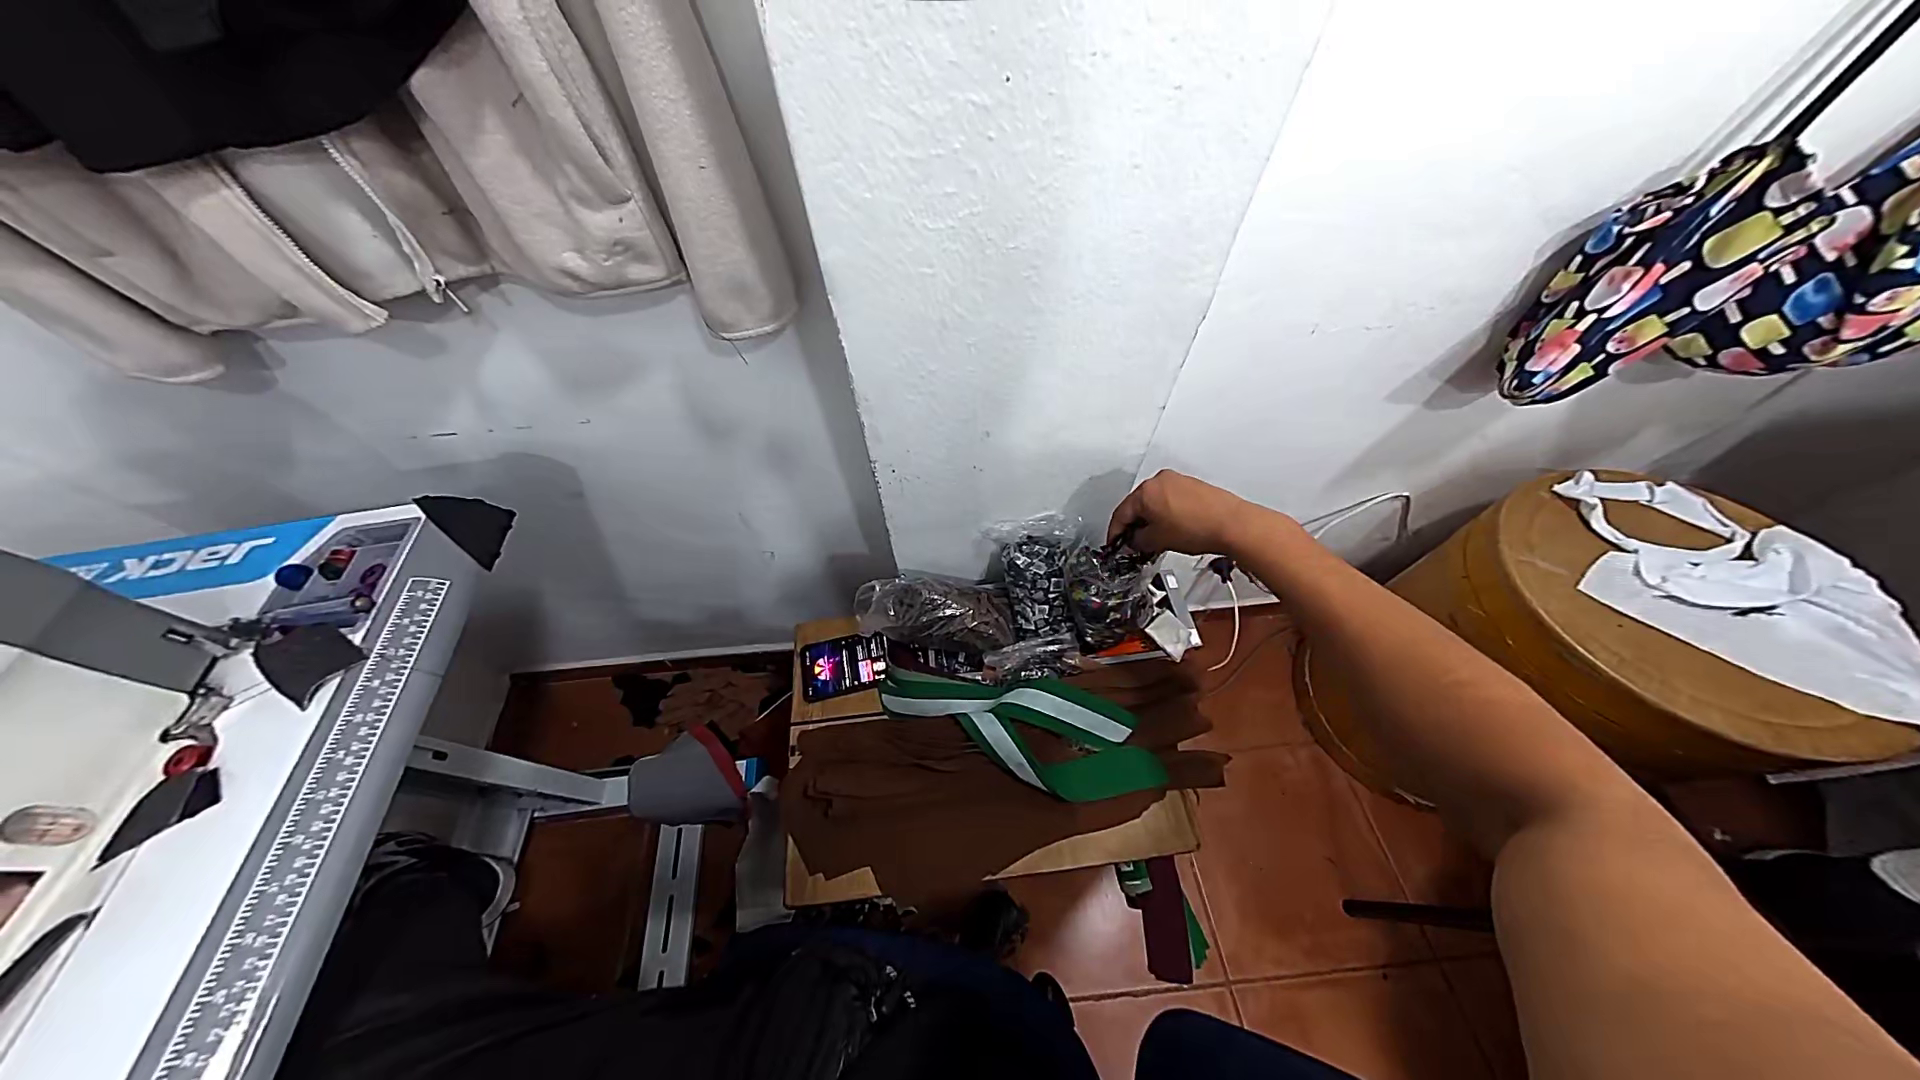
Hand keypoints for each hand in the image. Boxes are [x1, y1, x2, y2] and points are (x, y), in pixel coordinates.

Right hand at [1107, 470, 1293, 555]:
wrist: (1233, 524)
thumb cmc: (1199, 527)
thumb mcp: (1157, 541)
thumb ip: (1138, 541)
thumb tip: (1135, 541)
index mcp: (1146, 491)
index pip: (1121, 513)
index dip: (1115, 533)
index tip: (1115, 544)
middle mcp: (1160, 481)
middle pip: (1137, 505)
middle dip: (1134, 525)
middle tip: (1134, 544)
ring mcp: (1178, 481)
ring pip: (1154, 502)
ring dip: (1151, 520)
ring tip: (1156, 539)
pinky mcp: (1192, 486)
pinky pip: (1170, 500)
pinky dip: (1166, 514)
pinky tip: (1173, 530)